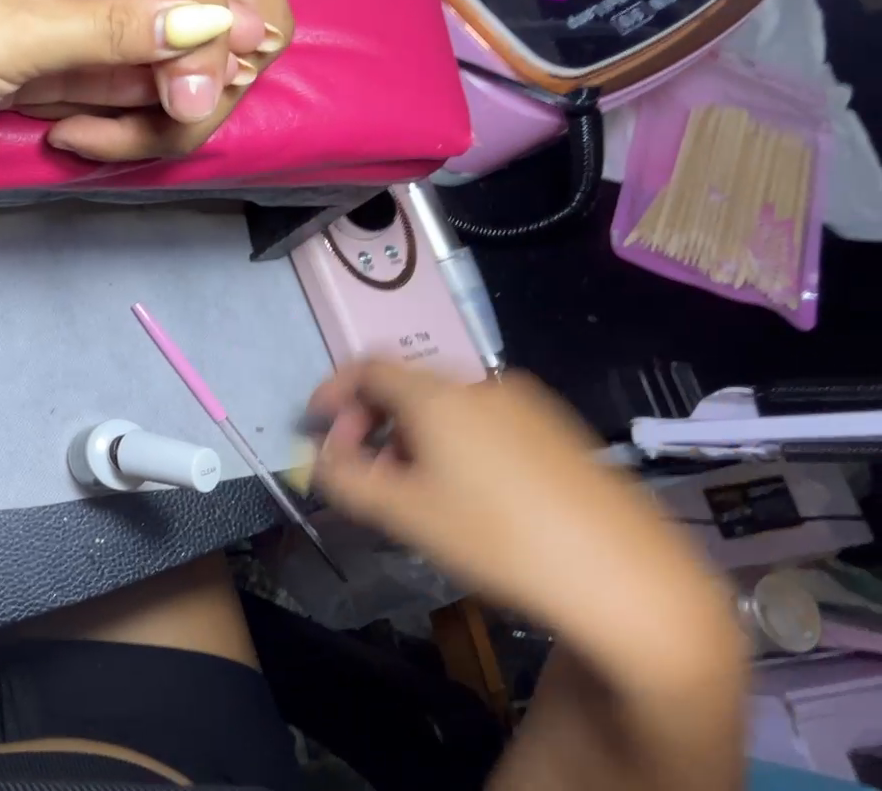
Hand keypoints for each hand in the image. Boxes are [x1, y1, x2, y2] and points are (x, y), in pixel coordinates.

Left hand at [0, 0, 248, 168]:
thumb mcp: (15, 34)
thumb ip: (111, 30)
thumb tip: (205, 27)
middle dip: (171, 14)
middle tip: (235, 56)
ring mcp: (21, 15)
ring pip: (103, 29)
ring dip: (146, 60)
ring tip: (205, 91)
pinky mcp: (13, 65)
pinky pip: (76, 67)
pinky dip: (107, 86)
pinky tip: (152, 107)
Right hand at [306, 362, 731, 641]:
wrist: (633, 582)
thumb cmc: (500, 540)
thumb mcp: (404, 513)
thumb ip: (345, 480)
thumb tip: (320, 459)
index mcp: (438, 395)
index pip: (367, 368)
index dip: (333, 392)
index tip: (317, 428)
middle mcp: (481, 386)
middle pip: (405, 386)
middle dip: (370, 421)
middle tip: (361, 469)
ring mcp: (528, 408)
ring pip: (445, 406)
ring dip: (410, 435)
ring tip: (411, 488)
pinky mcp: (559, 434)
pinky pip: (483, 422)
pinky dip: (452, 443)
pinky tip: (464, 493)